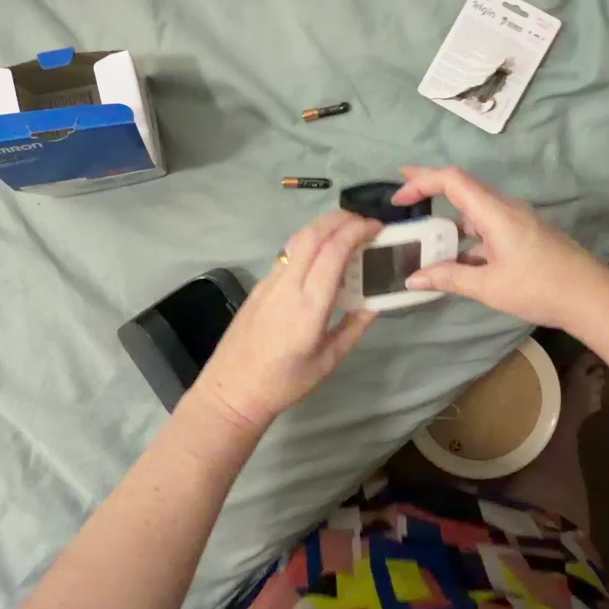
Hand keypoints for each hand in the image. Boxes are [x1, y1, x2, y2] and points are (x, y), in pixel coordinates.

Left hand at [185, 210, 381, 433]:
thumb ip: (353, 328)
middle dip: (341, 219)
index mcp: (309, 304)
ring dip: (323, 228)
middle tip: (364, 222)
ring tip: (345, 233)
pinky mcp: (259, 286)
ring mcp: (269, 282)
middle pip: (313, 233)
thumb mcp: (328, 361)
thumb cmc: (284, 382)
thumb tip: (374, 305)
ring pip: (297, 240)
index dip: (357, 230)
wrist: (232, 390)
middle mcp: (288, 285)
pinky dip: (308, 244)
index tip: (376, 227)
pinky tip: (320, 257)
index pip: (334, 250)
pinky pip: (286, 255)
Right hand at [394, 166, 608, 332]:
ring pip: (475, 210)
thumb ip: (449, 278)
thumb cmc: (539, 287)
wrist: (592, 298)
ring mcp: (517, 221)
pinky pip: (487, 226)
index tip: (399, 195)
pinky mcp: (524, 235)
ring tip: (424, 235)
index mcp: (495, 212)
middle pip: (463, 188)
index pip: (452, 180)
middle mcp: (505, 208)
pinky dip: (466, 235)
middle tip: (402, 198)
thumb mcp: (488, 286)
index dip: (422, 181)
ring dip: (448, 218)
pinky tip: (455, 259)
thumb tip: (413, 278)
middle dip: (430, 190)